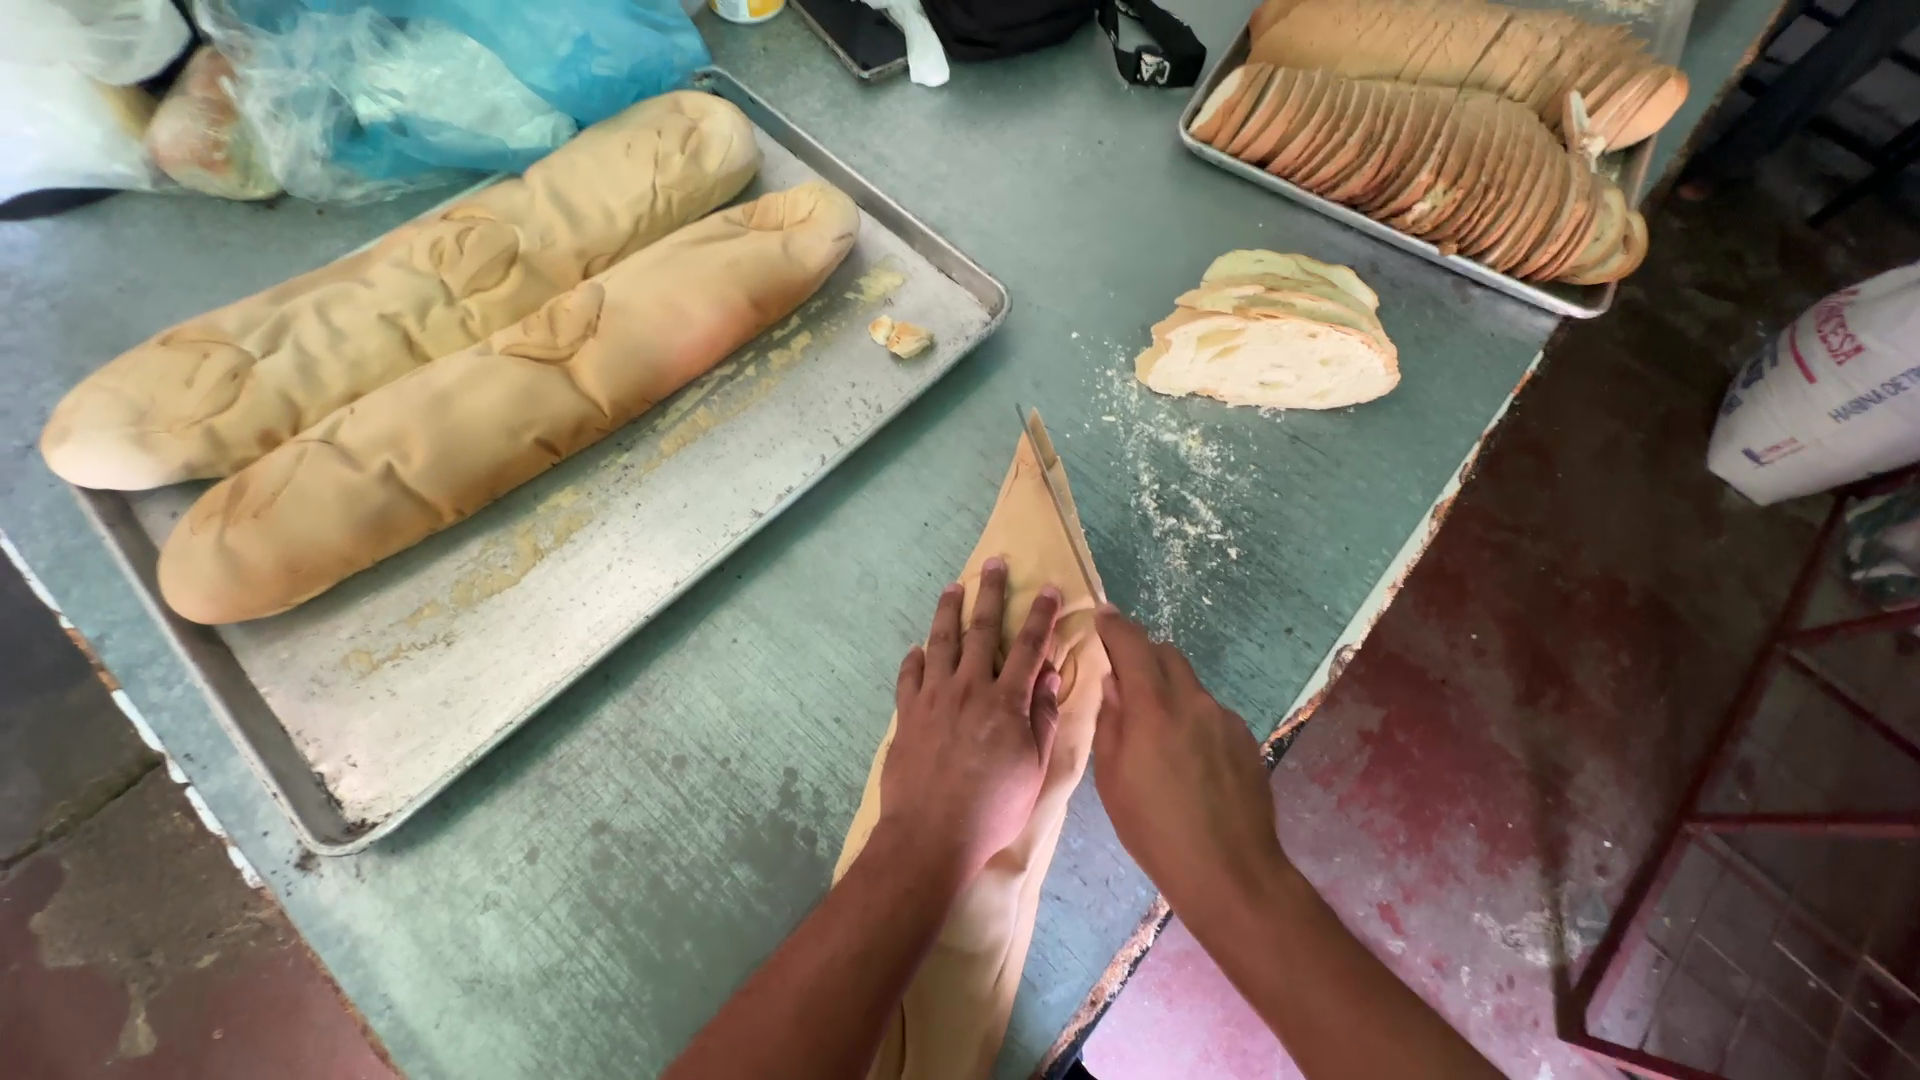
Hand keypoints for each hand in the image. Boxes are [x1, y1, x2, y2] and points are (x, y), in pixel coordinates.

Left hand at [877, 557, 1063, 882]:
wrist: (931, 835)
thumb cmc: (992, 808)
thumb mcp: (1034, 769)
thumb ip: (1041, 718)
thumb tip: (1047, 675)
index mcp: (1006, 701)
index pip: (1028, 647)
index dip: (1041, 616)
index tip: (1049, 590)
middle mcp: (968, 688)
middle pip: (982, 630)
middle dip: (991, 593)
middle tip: (994, 564)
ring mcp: (933, 697)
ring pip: (940, 641)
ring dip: (949, 611)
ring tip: (953, 587)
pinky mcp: (906, 713)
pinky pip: (909, 675)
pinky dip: (914, 658)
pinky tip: (917, 648)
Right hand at [1092, 604, 1288, 919]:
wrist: (1229, 871)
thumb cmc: (1153, 829)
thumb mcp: (1111, 778)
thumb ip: (1111, 721)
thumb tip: (1115, 684)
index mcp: (1153, 707)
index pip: (1132, 644)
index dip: (1115, 625)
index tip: (1102, 615)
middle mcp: (1193, 700)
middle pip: (1166, 654)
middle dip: (1143, 655)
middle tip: (1124, 676)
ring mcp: (1225, 718)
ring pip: (1190, 685)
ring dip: (1169, 690)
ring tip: (1157, 732)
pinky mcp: (1245, 739)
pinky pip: (1211, 713)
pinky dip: (1192, 718)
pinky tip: (1189, 759)